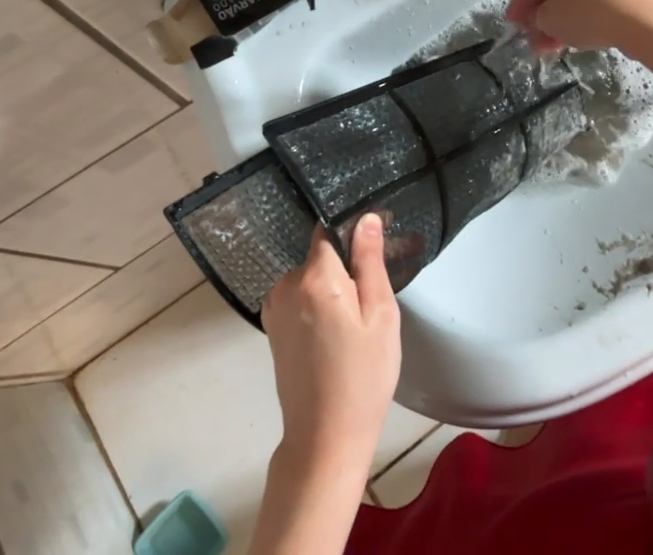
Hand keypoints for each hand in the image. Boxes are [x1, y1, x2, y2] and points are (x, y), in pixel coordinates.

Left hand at [261, 214, 400, 475]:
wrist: (326, 435)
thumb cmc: (364, 374)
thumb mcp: (380, 315)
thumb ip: (370, 261)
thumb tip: (366, 218)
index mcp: (315, 277)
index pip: (329, 230)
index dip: (354, 231)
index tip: (376, 248)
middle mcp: (286, 285)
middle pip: (321, 256)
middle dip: (347, 267)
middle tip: (373, 301)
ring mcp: (274, 307)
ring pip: (311, 278)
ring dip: (333, 288)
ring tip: (356, 322)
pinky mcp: (272, 327)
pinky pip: (300, 298)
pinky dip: (318, 304)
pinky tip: (336, 334)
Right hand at [505, 0, 652, 54]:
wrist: (640, 18)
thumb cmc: (585, 13)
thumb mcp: (549, 20)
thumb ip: (535, 21)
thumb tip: (536, 22)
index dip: (518, 7)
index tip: (511, 25)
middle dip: (539, 17)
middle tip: (532, 40)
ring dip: (557, 21)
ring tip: (551, 47)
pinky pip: (588, 2)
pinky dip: (576, 18)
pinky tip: (572, 38)